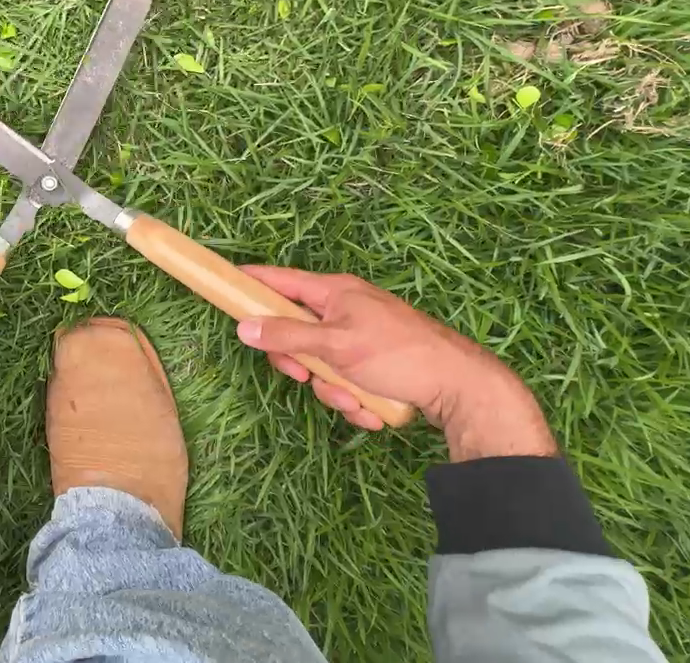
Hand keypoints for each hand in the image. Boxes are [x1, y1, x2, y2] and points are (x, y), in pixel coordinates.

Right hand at [235, 266, 556, 459]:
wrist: (467, 391)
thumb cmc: (399, 356)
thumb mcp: (335, 345)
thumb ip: (286, 335)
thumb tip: (243, 326)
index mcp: (334, 292)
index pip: (277, 279)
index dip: (248, 281)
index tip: (222, 285)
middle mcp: (344, 309)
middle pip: (294, 329)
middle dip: (298, 361)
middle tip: (302, 376)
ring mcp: (360, 337)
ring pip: (319, 361)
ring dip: (330, 387)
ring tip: (353, 401)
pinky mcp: (375, 364)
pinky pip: (344, 379)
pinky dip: (352, 398)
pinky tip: (370, 411)